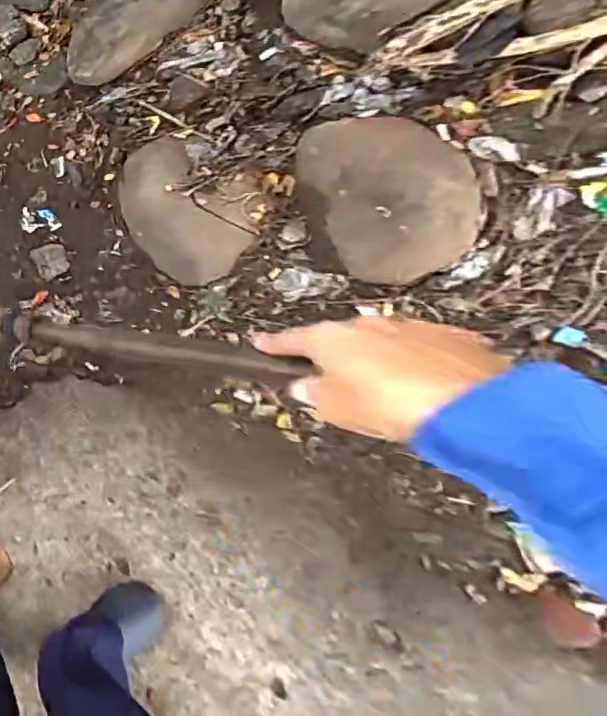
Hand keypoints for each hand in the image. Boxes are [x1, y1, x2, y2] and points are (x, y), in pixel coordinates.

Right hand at [253, 316, 507, 441]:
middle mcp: (364, 326)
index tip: (258, 343)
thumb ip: (314, 394)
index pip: (288, 340)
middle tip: (338, 375)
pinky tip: (430, 379)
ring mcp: (413, 329)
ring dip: (382, 356)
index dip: (272, 344)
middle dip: (337, 353)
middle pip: (341, 338)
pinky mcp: (457, 341)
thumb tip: (307, 387)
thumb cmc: (387, 406)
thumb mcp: (334, 409)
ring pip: (386, 341)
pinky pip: (428, 349)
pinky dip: (422, 361)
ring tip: (389, 382)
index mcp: (326, 337)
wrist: (478, 411)